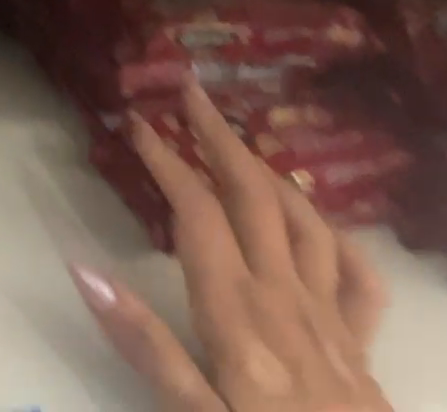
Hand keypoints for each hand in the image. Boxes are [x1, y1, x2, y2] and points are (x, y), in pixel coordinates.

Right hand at [71, 80, 390, 411]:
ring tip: (238, 144)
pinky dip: (339, 240)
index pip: (198, 214)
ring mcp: (331, 322)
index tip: (137, 122)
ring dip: (268, 171)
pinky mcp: (363, 352)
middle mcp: (285, 300)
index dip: (166, 162)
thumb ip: (145, 346)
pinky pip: (360, 280)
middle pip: (254, 198)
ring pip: (305, 223)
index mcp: (238, 313)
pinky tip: (319, 225)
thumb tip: (84, 270)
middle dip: (219, 139)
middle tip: (191, 94)